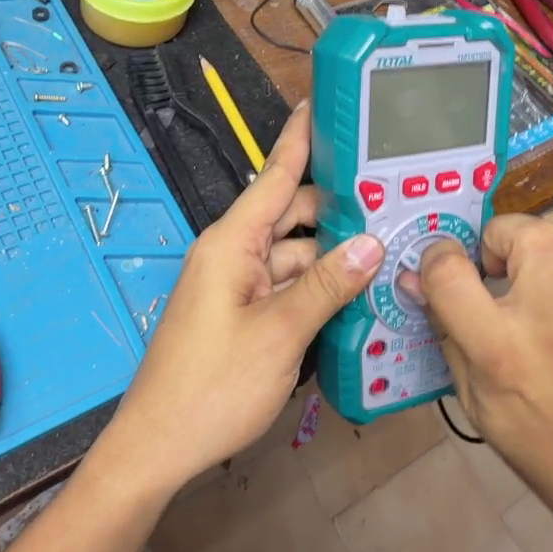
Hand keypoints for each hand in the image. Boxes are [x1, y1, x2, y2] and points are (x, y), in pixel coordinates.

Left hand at [105, 102, 383, 495]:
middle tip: (394, 202)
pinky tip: (355, 294)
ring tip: (388, 251)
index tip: (319, 101)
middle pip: (292, 216)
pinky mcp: (241, 315)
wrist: (158, 449)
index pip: (275, 176)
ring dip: (332, 256)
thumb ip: (327, 284)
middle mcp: (232, 254)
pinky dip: (316, 287)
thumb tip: (372, 242)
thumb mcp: (280, 333)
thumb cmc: (213, 385)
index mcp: (231, 243)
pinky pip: (285, 286)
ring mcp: (235, 287)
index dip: (299, 138)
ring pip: (294, 255)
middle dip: (338, 210)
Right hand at [402, 207, 552, 524]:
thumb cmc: (530, 436)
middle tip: (499, 260)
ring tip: (542, 252)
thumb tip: (414, 276)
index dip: (436, 255)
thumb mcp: (470, 394)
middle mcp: (552, 324)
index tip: (444, 263)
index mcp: (500, 351)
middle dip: (504, 232)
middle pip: (532, 237)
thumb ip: (445, 328)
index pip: (452, 275)